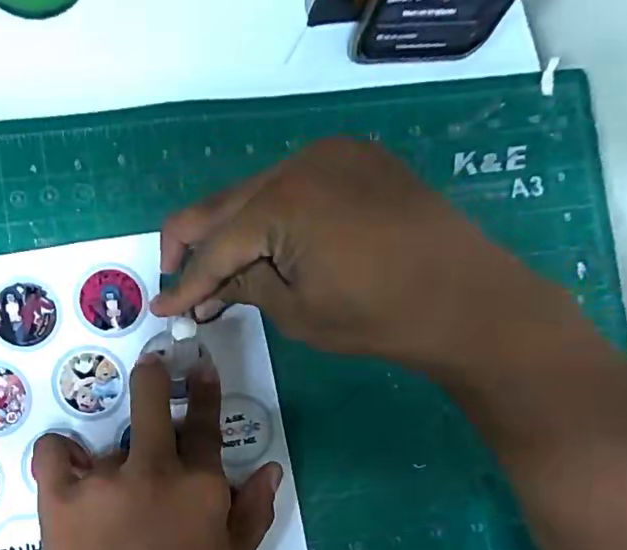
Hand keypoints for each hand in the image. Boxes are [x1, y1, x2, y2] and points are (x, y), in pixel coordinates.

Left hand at [30, 356, 280, 549]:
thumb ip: (253, 513)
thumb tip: (269, 468)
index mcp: (202, 489)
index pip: (208, 426)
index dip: (206, 392)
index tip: (201, 366)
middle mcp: (155, 471)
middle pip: (153, 401)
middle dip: (156, 375)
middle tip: (154, 363)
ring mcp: (104, 480)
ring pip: (105, 439)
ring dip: (111, 456)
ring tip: (107, 493)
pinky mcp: (59, 496)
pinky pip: (54, 451)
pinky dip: (61, 457)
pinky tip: (69, 476)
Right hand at [151, 137, 570, 377]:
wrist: (463, 298)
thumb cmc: (378, 317)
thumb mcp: (299, 313)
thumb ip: (247, 288)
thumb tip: (210, 286)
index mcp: (281, 202)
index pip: (216, 245)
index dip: (186, 281)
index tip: (163, 305)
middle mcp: (300, 162)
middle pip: (228, 204)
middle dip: (196, 245)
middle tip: (177, 280)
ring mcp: (333, 155)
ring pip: (261, 191)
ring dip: (235, 230)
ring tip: (223, 273)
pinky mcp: (357, 160)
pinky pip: (297, 186)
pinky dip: (274, 217)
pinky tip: (268, 246)